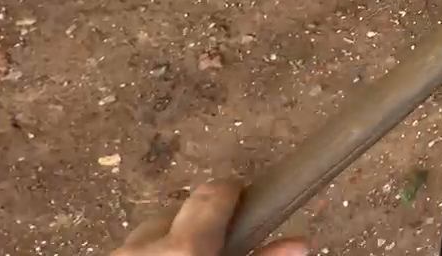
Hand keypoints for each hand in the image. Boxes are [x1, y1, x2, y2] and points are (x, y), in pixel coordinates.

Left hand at [111, 180, 305, 255]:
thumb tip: (303, 242)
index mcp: (185, 246)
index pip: (213, 192)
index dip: (230, 196)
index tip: (242, 211)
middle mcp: (142, 248)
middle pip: (170, 216)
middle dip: (188, 229)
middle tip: (207, 253)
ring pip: (138, 245)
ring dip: (158, 253)